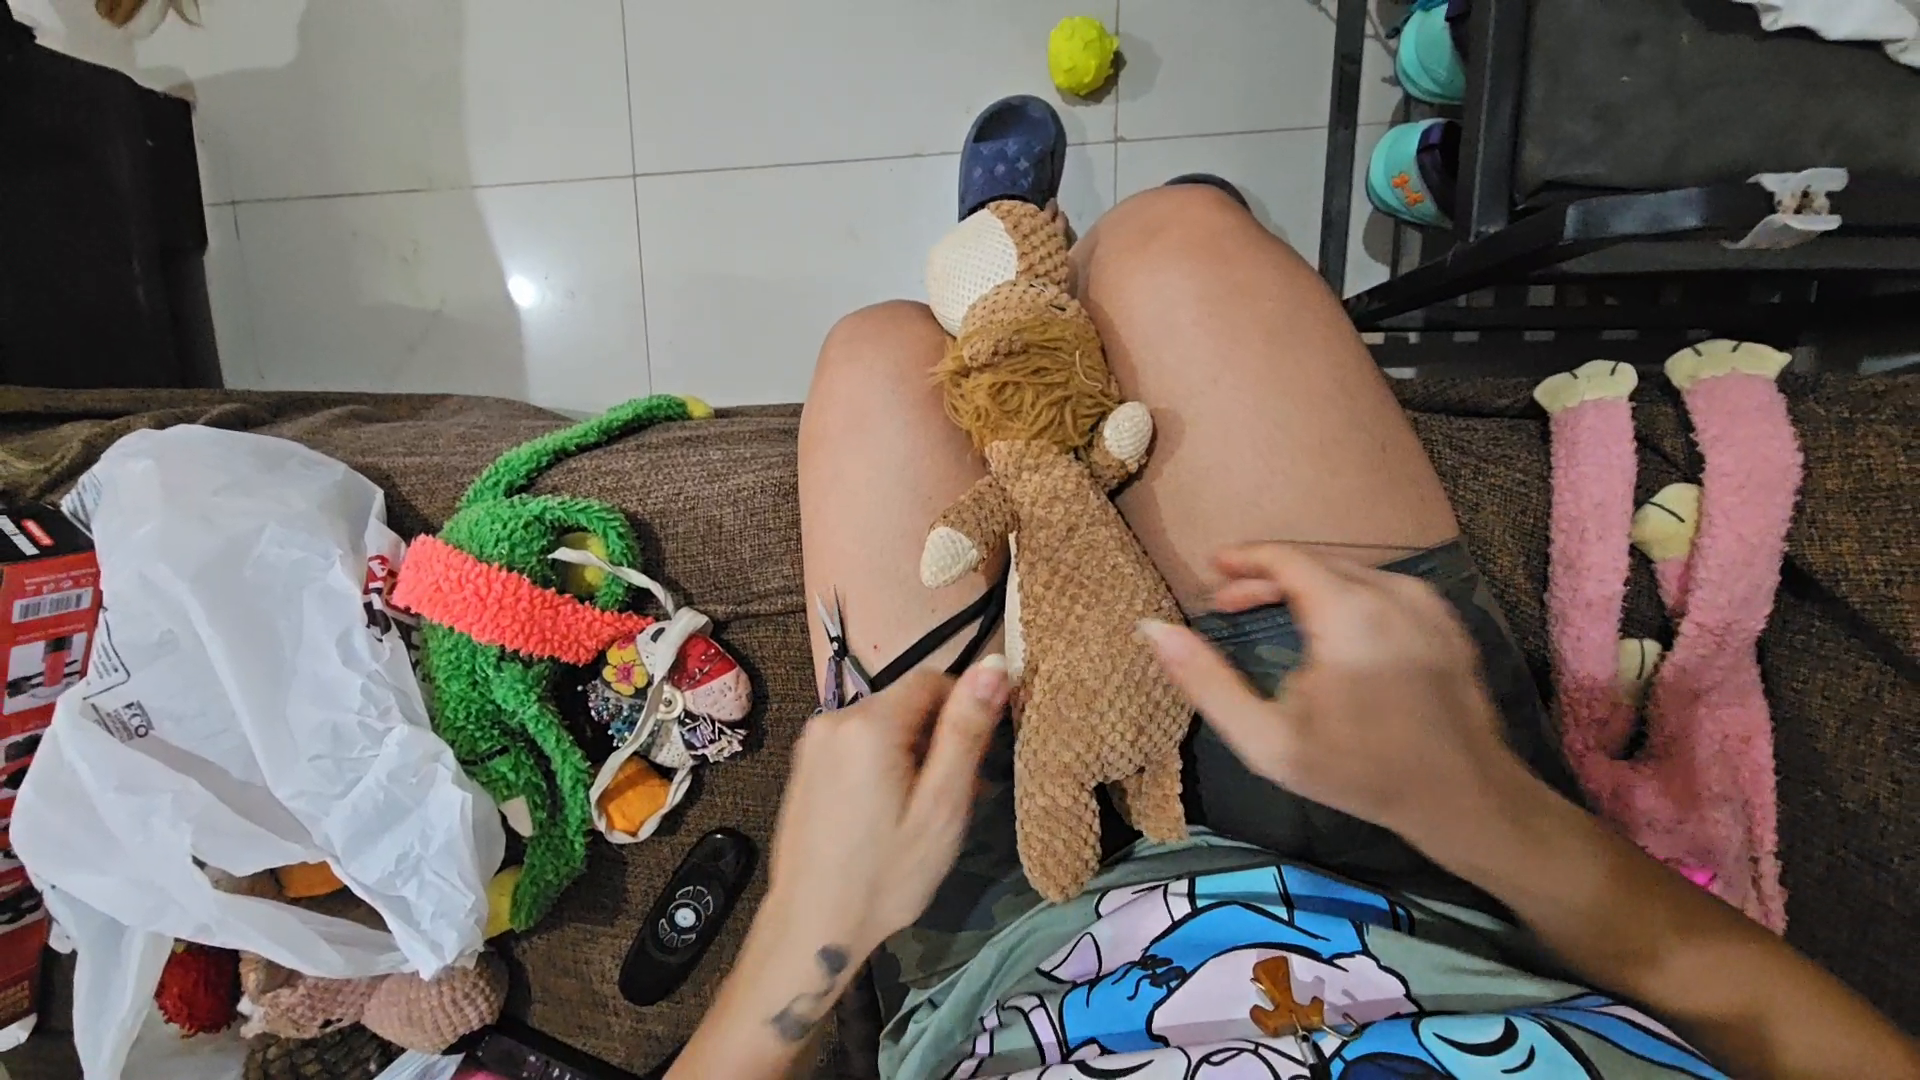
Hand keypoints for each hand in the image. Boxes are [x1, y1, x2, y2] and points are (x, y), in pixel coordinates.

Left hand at [764, 659, 1008, 956]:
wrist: (811, 927)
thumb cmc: (886, 874)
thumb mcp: (940, 806)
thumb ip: (965, 730)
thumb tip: (995, 663)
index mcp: (870, 722)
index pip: (932, 679)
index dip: (964, 709)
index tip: (978, 756)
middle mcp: (834, 717)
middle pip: (906, 702)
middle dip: (938, 736)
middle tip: (957, 793)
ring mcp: (813, 741)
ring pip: (885, 723)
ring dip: (914, 750)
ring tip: (926, 808)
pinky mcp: (805, 764)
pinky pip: (859, 743)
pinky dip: (884, 761)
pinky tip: (892, 809)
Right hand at [1140, 543, 1524, 847]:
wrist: (1467, 801)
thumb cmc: (1358, 772)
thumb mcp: (1266, 739)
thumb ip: (1204, 680)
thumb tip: (1152, 628)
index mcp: (1348, 615)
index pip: (1287, 558)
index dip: (1245, 558)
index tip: (1213, 568)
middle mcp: (1392, 595)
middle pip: (1315, 563)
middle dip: (1264, 576)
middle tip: (1226, 602)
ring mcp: (1428, 605)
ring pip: (1347, 572)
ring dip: (1302, 584)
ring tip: (1267, 611)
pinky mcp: (1447, 621)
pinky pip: (1381, 587)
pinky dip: (1341, 593)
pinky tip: (1324, 625)